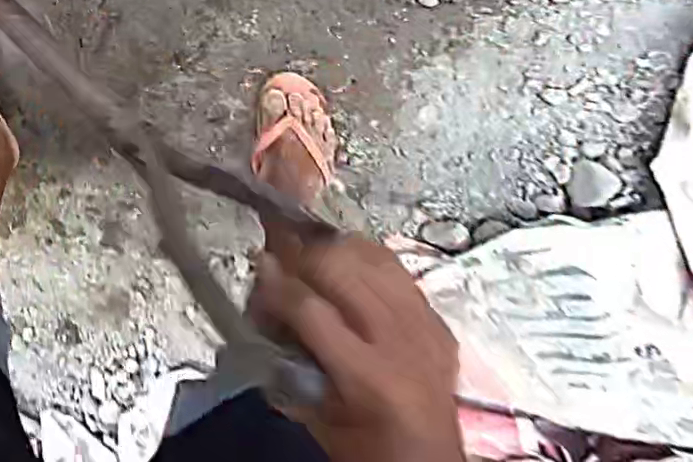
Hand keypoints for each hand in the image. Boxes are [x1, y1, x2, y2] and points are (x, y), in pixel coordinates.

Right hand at [247, 232, 461, 461]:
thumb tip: (262, 281)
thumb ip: (285, 348)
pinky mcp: (436, 321)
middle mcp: (403, 344)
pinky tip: (346, 266)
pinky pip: (393, 265)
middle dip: (298, 256)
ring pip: (366, 253)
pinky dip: (362, 257)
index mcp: (370, 377)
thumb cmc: (360, 443)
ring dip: (330, 250)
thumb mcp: (314, 408)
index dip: (272, 283)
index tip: (256, 272)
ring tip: (311, 261)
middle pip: (337, 264)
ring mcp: (425, 327)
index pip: (306, 306)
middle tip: (280, 263)